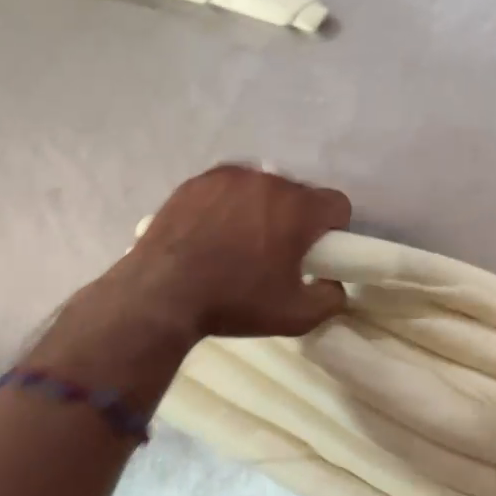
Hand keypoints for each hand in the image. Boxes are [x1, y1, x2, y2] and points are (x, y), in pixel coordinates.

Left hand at [111, 165, 350, 340]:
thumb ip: (331, 298)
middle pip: (300, 193)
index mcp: (297, 209)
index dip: (335, 229)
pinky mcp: (195, 183)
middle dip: (297, 218)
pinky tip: (215, 233)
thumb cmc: (235, 302)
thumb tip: (332, 284)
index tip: (318, 251)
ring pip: (263, 188)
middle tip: (279, 251)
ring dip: (264, 209)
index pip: (337, 204)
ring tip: (243, 241)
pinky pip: (229, 188)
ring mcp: (227, 178)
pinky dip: (231, 205)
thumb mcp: (298, 316)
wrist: (158, 296)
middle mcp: (266, 182)